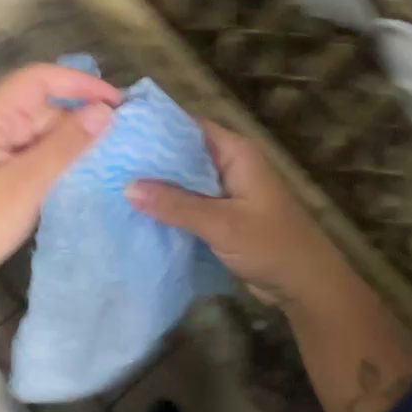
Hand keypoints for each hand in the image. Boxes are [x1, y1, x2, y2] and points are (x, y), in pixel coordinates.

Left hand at [0, 64, 119, 302]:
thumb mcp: (27, 182)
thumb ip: (67, 144)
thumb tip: (105, 110)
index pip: (39, 78)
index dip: (80, 83)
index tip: (119, 101)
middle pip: (41, 105)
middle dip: (80, 115)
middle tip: (123, 135)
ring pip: (40, 133)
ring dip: (73, 141)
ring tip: (113, 154)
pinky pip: (34, 156)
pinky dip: (59, 160)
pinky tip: (85, 173)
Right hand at [126, 120, 350, 304]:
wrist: (306, 285)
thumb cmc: (272, 245)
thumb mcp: (222, 224)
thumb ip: (176, 205)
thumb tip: (128, 186)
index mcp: (236, 152)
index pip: (189, 127)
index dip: (154, 128)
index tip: (116, 130)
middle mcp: (231, 165)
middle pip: (184, 153)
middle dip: (150, 160)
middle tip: (105, 162)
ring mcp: (228, 191)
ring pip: (185, 181)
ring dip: (158, 187)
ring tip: (112, 185)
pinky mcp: (225, 216)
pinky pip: (191, 204)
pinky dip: (169, 208)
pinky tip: (138, 214)